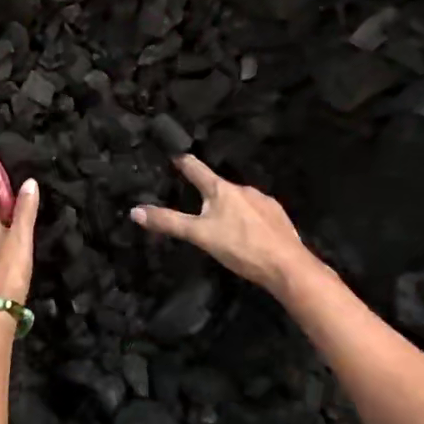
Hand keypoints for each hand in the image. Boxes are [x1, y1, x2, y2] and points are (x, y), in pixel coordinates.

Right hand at [131, 156, 318, 297]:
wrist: (290, 269)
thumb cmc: (240, 247)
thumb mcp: (198, 236)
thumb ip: (168, 222)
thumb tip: (134, 211)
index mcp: (221, 189)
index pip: (196, 168)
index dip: (182, 161)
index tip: (173, 154)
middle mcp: (243, 189)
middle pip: (218, 185)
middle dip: (206, 192)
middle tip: (194, 202)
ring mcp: (264, 202)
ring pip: (238, 199)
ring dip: (228, 207)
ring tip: (220, 222)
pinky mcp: (279, 218)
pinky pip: (256, 212)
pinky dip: (246, 218)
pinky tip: (246, 233)